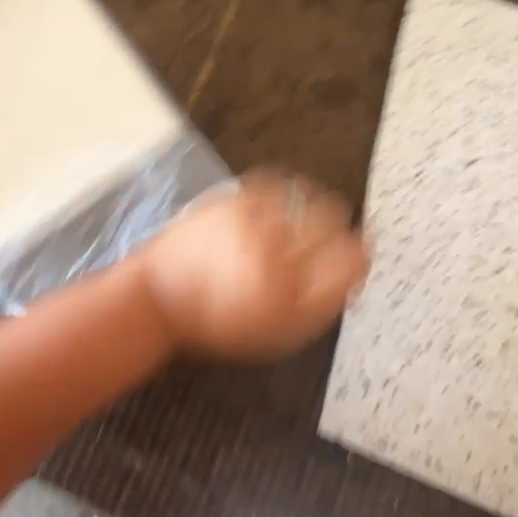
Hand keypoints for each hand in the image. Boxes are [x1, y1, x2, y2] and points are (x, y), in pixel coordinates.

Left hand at [136, 170, 367, 360]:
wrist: (159, 297)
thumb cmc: (220, 323)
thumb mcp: (277, 334)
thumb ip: (321, 304)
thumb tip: (353, 268)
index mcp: (295, 301)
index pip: (353, 262)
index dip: (358, 256)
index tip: (351, 255)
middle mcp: (279, 260)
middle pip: (335, 224)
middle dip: (336, 230)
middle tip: (324, 239)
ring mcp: (256, 225)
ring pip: (310, 198)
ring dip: (311, 209)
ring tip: (299, 220)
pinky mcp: (234, 200)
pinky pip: (279, 182)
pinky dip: (284, 192)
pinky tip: (277, 205)